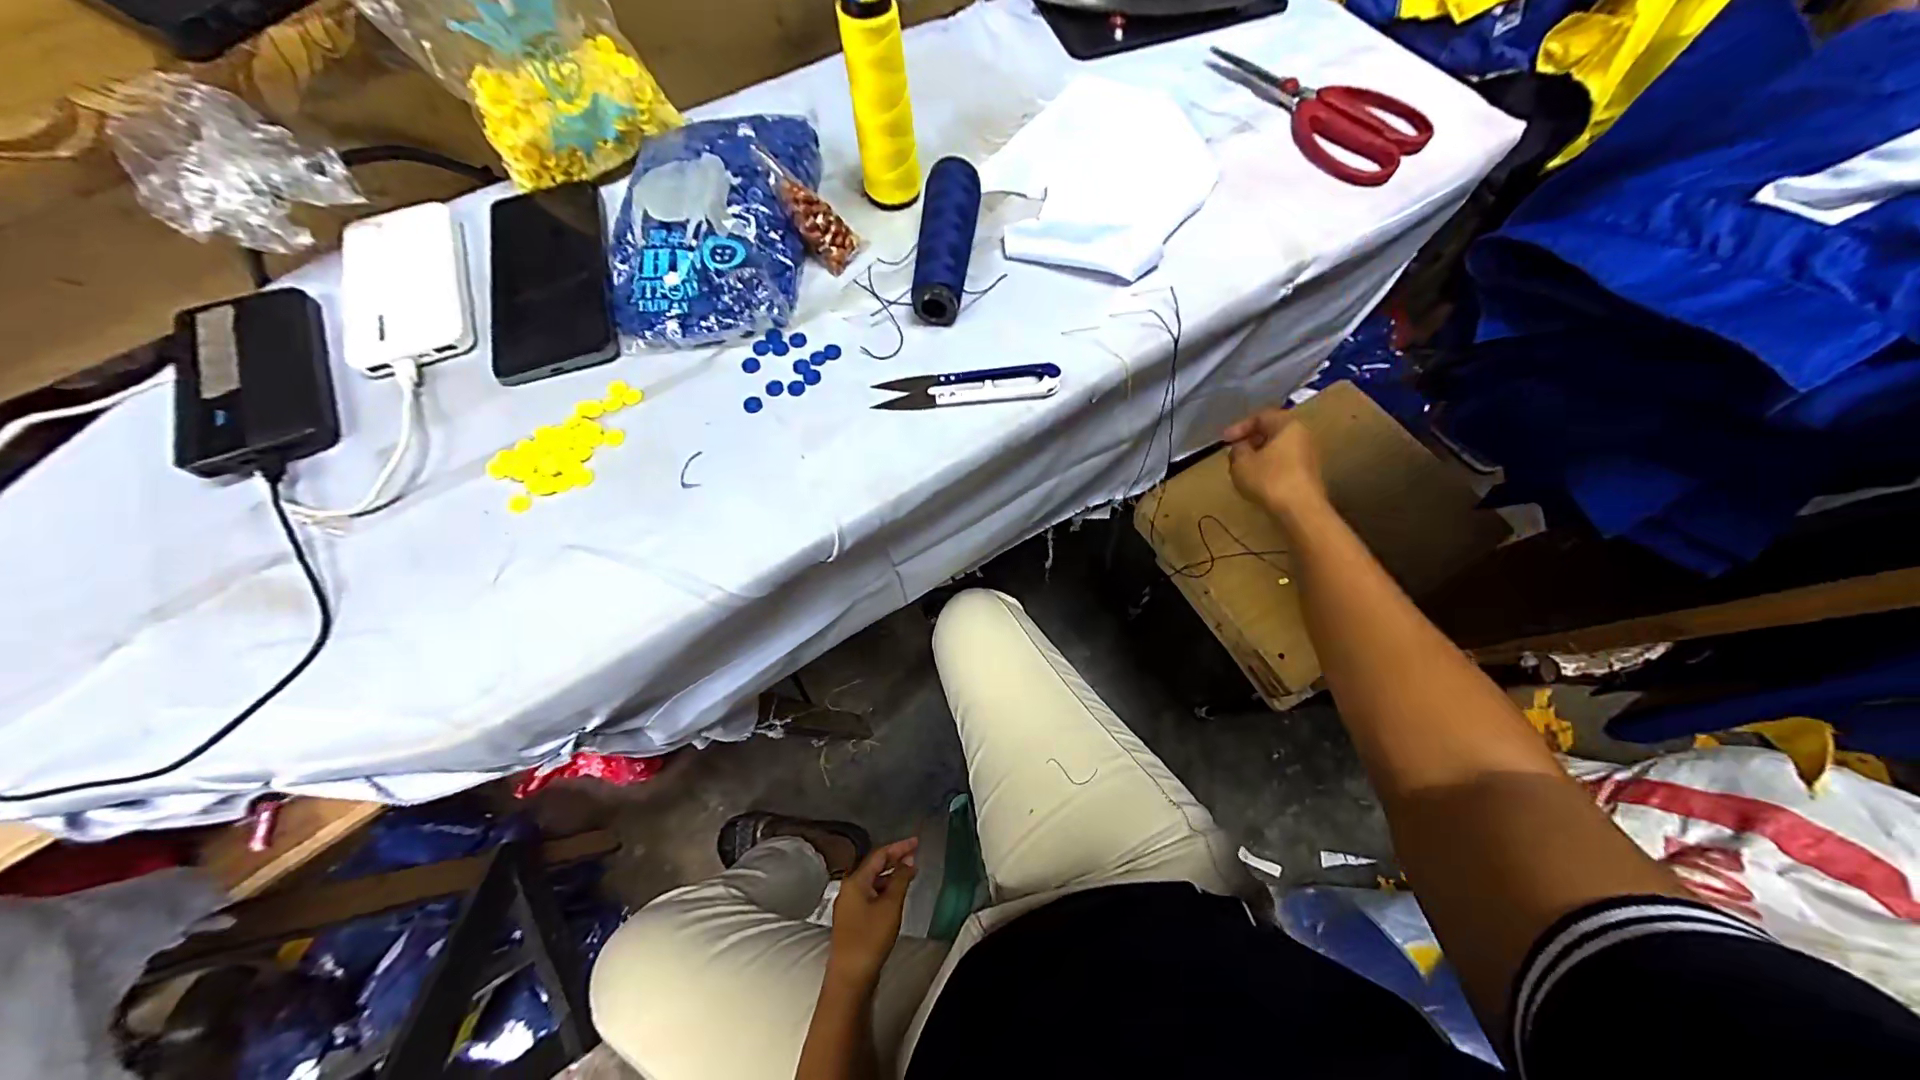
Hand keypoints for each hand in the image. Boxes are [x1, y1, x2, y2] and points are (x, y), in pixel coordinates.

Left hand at [827, 837, 918, 987]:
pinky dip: (884, 888)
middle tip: (914, 854)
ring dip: (890, 875)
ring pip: (872, 881)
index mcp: (855, 881)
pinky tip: (896, 893)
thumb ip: (900, 880)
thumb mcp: (890, 906)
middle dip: (894, 859)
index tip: (916, 842)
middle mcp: (849, 888)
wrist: (850, 977)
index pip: (879, 855)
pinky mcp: (852, 919)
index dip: (899, 847)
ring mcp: (849, 904)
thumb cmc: (870, 938)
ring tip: (910, 873)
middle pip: (873, 866)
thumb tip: (907, 862)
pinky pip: (870, 894)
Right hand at [1225, 407, 1324, 518]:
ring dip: (1258, 455)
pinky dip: (1268, 467)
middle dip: (1250, 441)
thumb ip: (1237, 449)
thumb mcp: (1241, 463)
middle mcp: (1302, 435)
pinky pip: (1284, 463)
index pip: (1261, 417)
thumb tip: (1241, 447)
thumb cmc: (1269, 480)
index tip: (1224, 440)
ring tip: (1242, 468)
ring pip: (1278, 449)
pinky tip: (1256, 480)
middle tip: (1233, 452)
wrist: (1301, 510)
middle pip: (1272, 432)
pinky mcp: (1308, 474)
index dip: (1239, 427)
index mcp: (1288, 425)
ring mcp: (1308, 455)